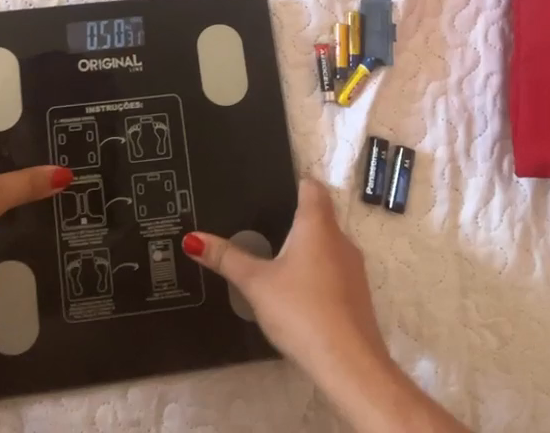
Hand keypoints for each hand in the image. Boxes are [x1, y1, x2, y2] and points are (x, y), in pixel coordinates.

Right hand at [181, 179, 386, 381]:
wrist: (351, 367)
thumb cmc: (302, 312)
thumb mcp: (256, 283)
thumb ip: (226, 258)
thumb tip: (192, 238)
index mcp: (317, 226)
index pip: (311, 187)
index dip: (294, 182)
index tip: (272, 186)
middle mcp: (341, 241)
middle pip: (319, 215)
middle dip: (293, 217)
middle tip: (261, 223)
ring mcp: (354, 270)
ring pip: (327, 245)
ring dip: (305, 247)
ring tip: (272, 256)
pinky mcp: (357, 296)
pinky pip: (333, 270)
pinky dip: (315, 271)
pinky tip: (294, 290)